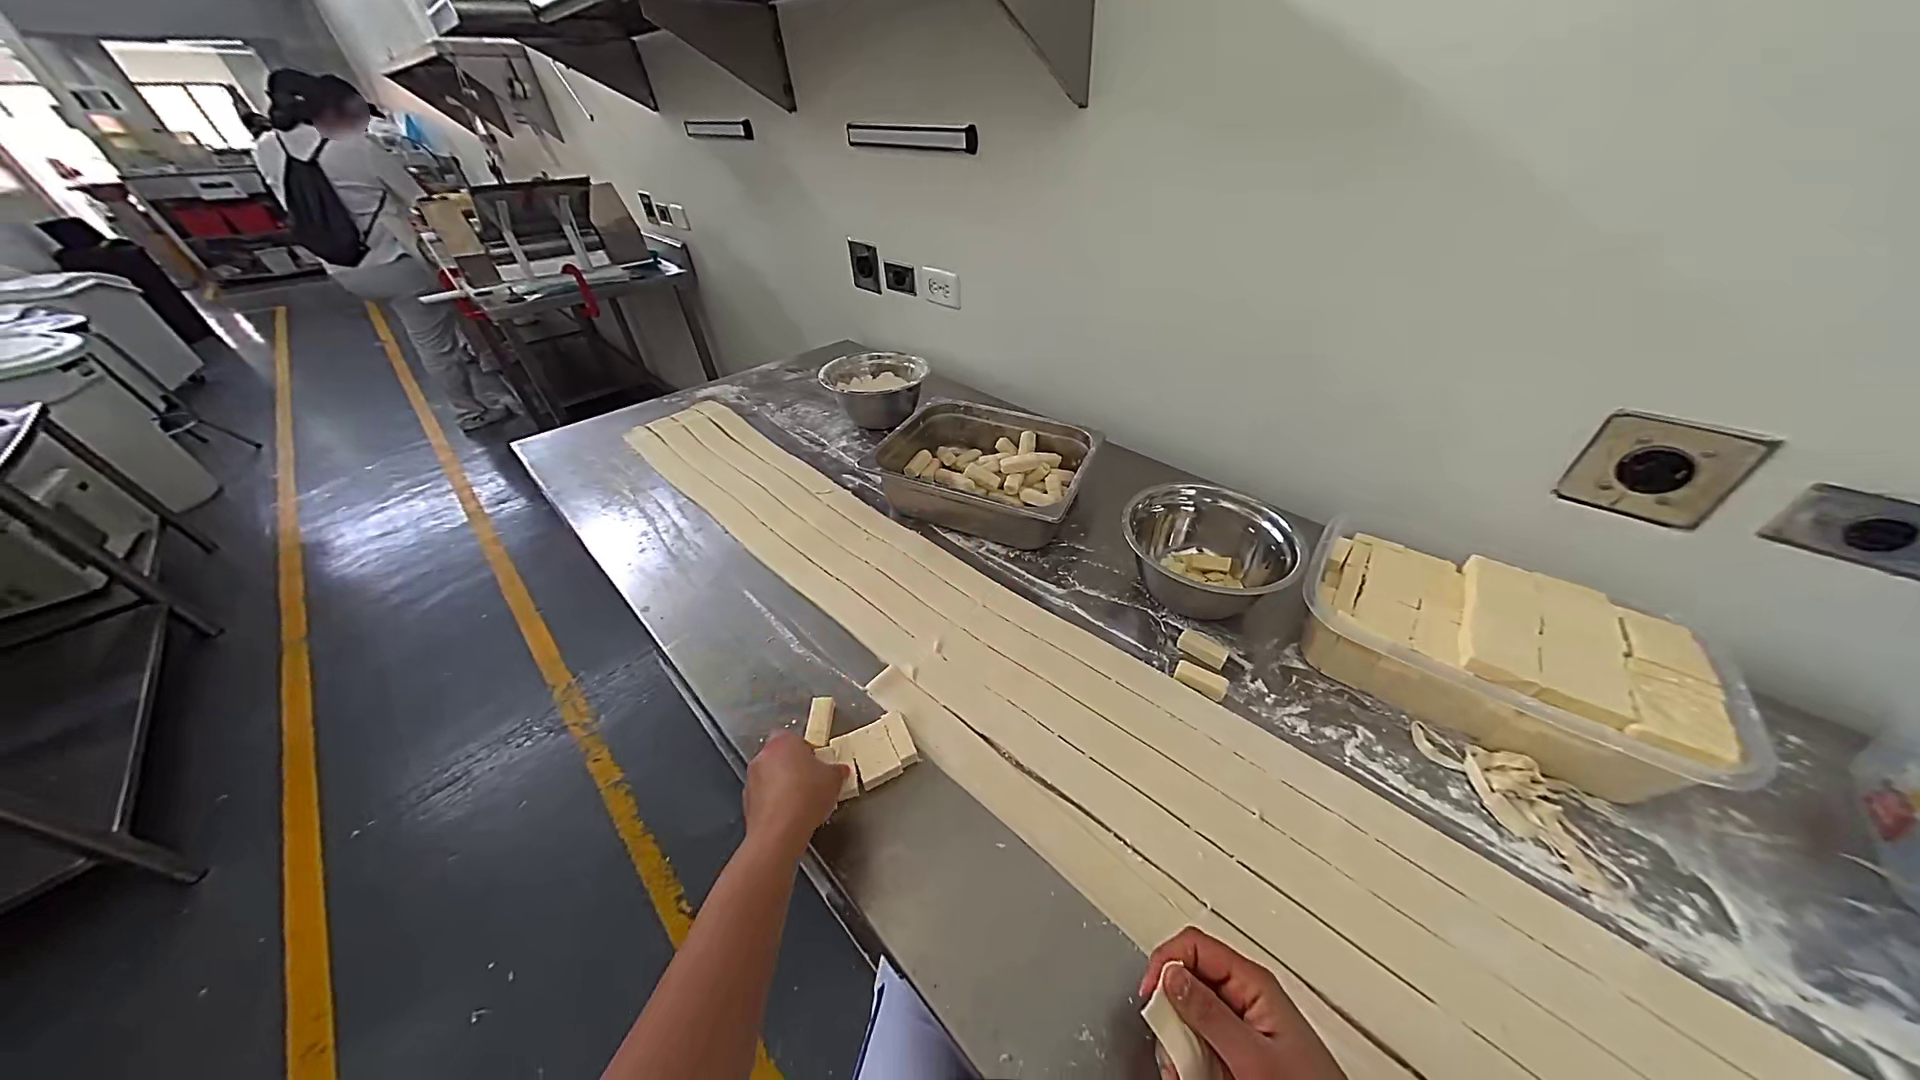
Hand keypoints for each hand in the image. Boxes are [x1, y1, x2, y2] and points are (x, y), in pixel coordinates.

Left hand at [742, 731, 846, 859]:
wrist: (780, 832)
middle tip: (811, 780)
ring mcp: (751, 780)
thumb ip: (836, 770)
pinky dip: (774, 803)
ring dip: (782, 785)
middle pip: (779, 756)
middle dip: (793, 766)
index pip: (793, 737)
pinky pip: (764, 797)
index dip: (805, 748)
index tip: (817, 762)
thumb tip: (839, 771)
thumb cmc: (807, 796)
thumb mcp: (834, 779)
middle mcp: (762, 756)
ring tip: (801, 801)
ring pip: (770, 777)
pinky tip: (789, 815)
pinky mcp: (746, 803)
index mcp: (783, 742)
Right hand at [1140, 928, 1344, 1079]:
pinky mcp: (1236, 1050)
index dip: (1166, 962)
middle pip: (1186, 979)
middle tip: (1172, 1044)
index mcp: (1253, 983)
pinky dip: (1188, 1058)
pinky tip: (1194, 1073)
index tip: (1151, 994)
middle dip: (1171, 1012)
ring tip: (1187, 1069)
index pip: (1194, 945)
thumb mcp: (1253, 1055)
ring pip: (1188, 1014)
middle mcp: (1244, 996)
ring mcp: (1239, 1024)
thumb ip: (1209, 1013)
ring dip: (1178, 1041)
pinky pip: (1198, 1040)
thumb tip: (1171, 975)